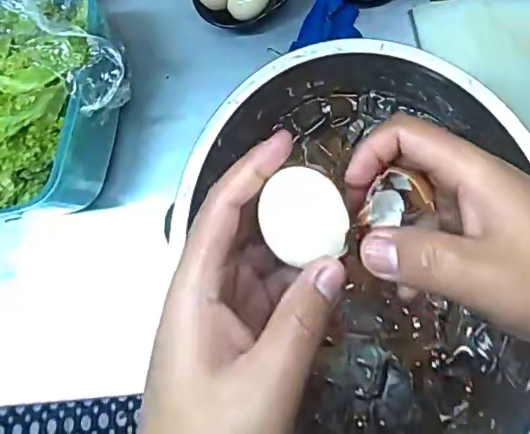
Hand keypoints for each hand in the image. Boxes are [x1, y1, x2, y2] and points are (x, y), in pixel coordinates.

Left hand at [142, 130, 344, 433]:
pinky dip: (299, 278)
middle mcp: (205, 286)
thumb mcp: (261, 386)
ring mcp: (223, 310)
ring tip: (333, 221)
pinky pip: (271, 290)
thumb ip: (300, 323)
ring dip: (295, 240)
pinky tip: (326, 272)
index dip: (251, 169)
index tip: (283, 143)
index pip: (221, 208)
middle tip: (323, 182)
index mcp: (194, 285)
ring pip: (260, 257)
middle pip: (242, 225)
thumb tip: (335, 264)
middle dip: (280, 199)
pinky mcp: (239, 334)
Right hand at [342, 115, 529, 350]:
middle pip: (407, 162)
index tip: (349, 192)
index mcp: (469, 169)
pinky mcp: (488, 230)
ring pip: (421, 198)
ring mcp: (481, 203)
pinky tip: (411, 286)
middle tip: (357, 231)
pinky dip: (419, 247)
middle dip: (376, 192)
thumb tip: (364, 247)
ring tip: (378, 265)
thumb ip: (421, 260)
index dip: (369, 152)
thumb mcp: (484, 277)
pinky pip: (440, 227)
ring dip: (396, 226)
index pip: (405, 132)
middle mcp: (471, 177)